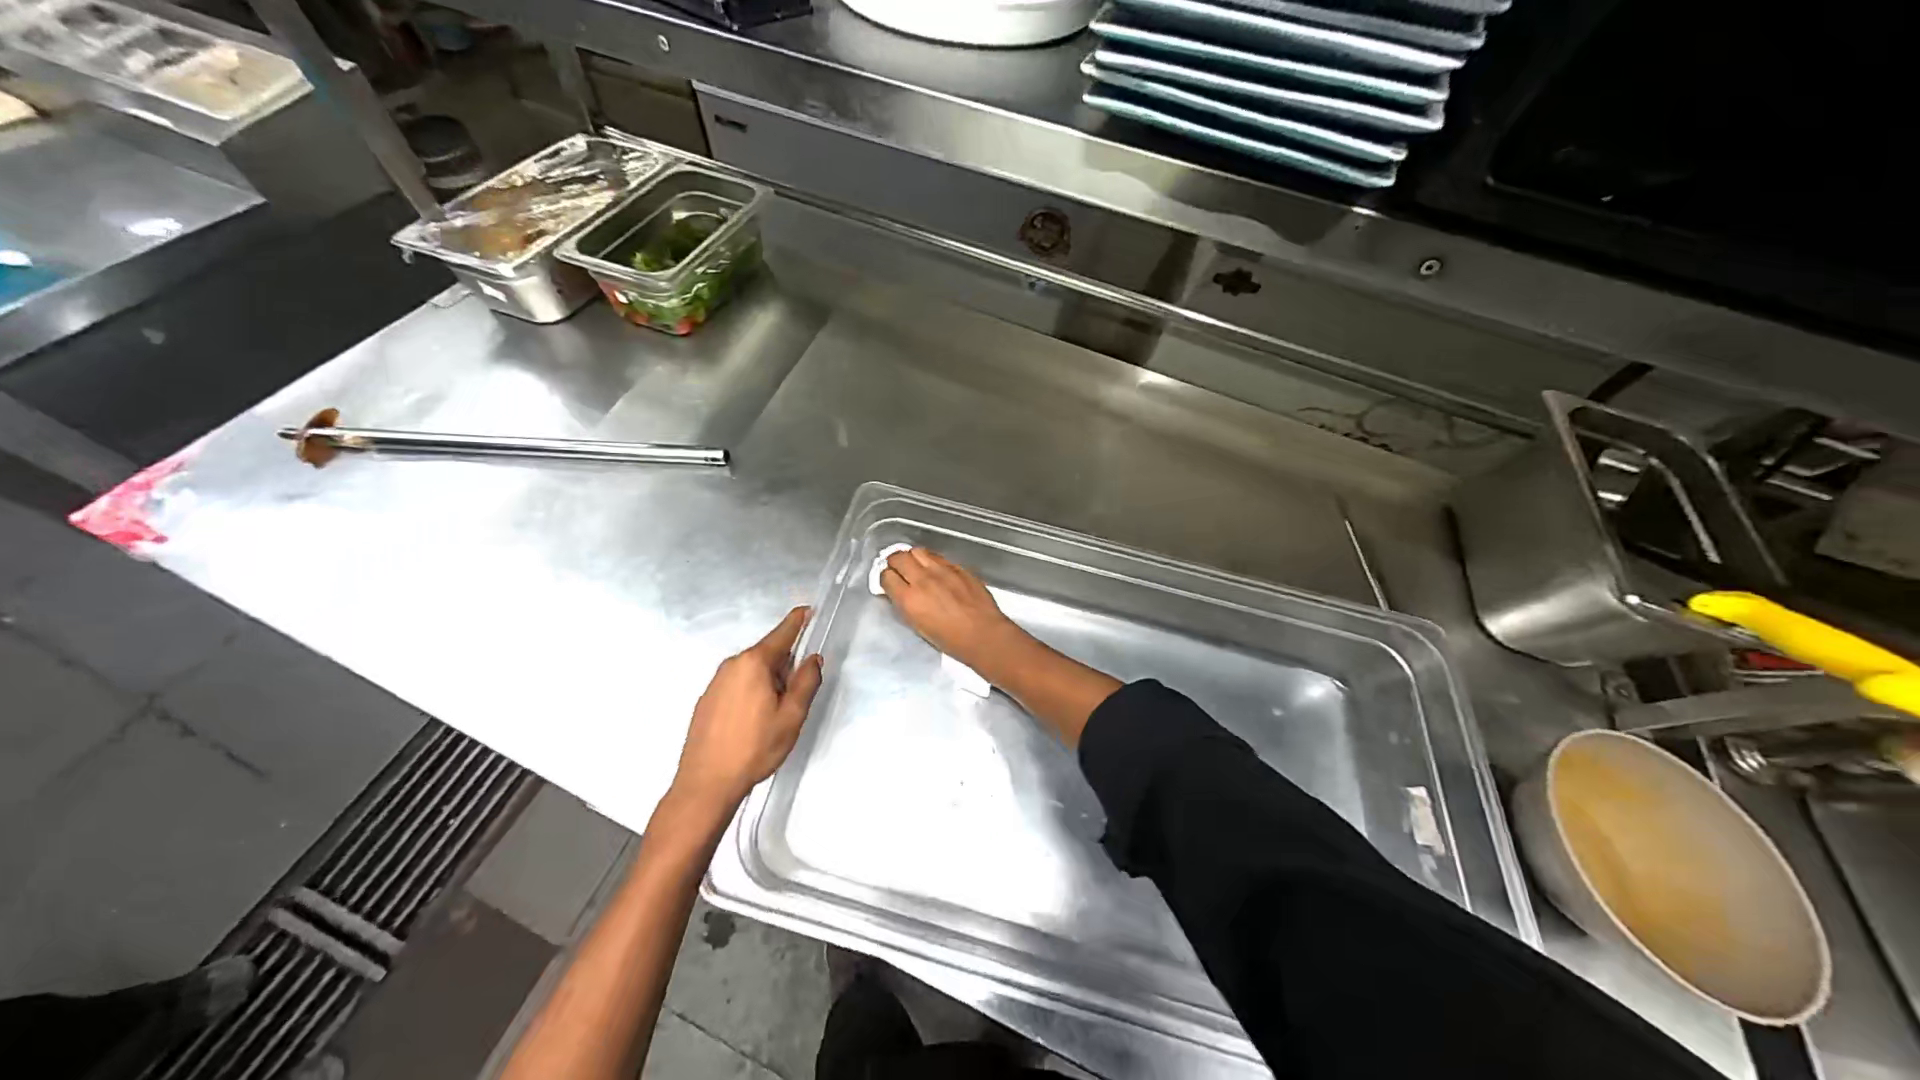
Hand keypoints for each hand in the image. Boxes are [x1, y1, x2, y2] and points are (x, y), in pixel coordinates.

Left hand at [672, 607, 823, 810]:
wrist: (706, 782)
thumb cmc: (755, 748)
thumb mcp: (792, 716)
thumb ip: (806, 682)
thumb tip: (812, 659)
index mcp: (754, 663)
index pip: (782, 634)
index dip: (797, 621)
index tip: (807, 610)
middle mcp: (732, 665)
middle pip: (768, 655)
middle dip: (785, 668)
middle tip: (793, 701)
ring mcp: (716, 682)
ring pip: (752, 672)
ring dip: (768, 684)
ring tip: (773, 718)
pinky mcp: (707, 700)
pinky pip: (737, 685)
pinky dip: (751, 694)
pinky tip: (752, 723)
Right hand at [878, 547, 1028, 672]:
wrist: (983, 634)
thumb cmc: (950, 640)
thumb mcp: (918, 627)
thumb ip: (905, 606)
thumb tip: (898, 593)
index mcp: (909, 599)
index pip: (886, 576)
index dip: (886, 578)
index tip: (889, 582)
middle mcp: (922, 580)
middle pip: (899, 557)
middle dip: (895, 562)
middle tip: (898, 569)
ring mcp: (942, 570)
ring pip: (918, 551)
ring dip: (913, 557)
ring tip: (916, 566)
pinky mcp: (958, 568)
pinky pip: (938, 557)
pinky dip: (932, 561)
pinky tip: (936, 571)